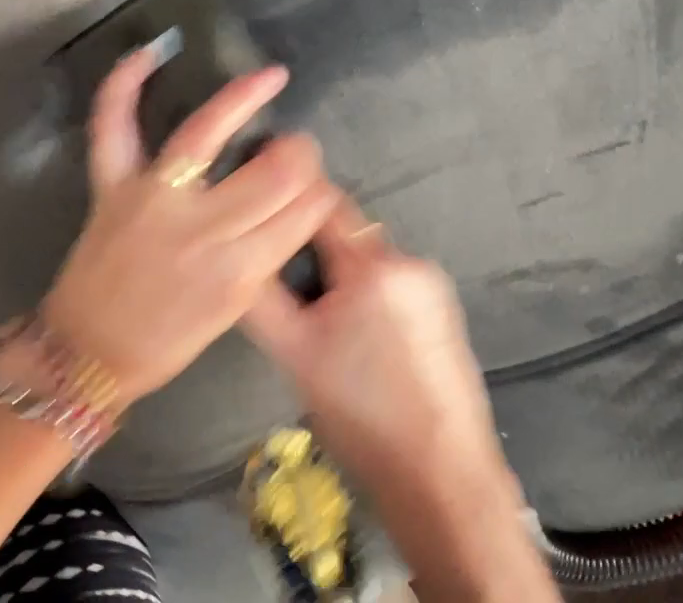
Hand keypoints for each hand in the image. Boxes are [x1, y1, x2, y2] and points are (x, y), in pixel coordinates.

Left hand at [41, 47, 340, 403]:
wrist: (89, 352)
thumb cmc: (167, 341)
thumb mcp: (234, 309)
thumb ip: (263, 255)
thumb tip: (290, 203)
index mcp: (241, 269)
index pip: (304, 209)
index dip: (318, 189)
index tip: (314, 185)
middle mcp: (201, 227)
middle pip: (273, 171)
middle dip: (297, 152)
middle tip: (295, 150)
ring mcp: (151, 198)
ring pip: (206, 133)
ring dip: (245, 99)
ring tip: (268, 80)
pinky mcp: (111, 186)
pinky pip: (114, 126)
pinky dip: (124, 85)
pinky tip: (150, 52)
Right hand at [241, 197, 505, 493]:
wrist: (441, 477)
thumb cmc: (362, 416)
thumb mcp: (293, 353)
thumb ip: (259, 295)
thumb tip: (237, 255)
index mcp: (373, 266)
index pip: (322, 204)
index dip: (287, 205)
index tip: (261, 216)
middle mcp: (411, 262)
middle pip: (344, 237)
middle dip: (315, 260)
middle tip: (293, 301)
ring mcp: (434, 287)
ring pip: (367, 263)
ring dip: (342, 281)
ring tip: (325, 331)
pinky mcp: (445, 311)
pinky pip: (392, 286)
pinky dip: (368, 299)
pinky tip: (359, 344)